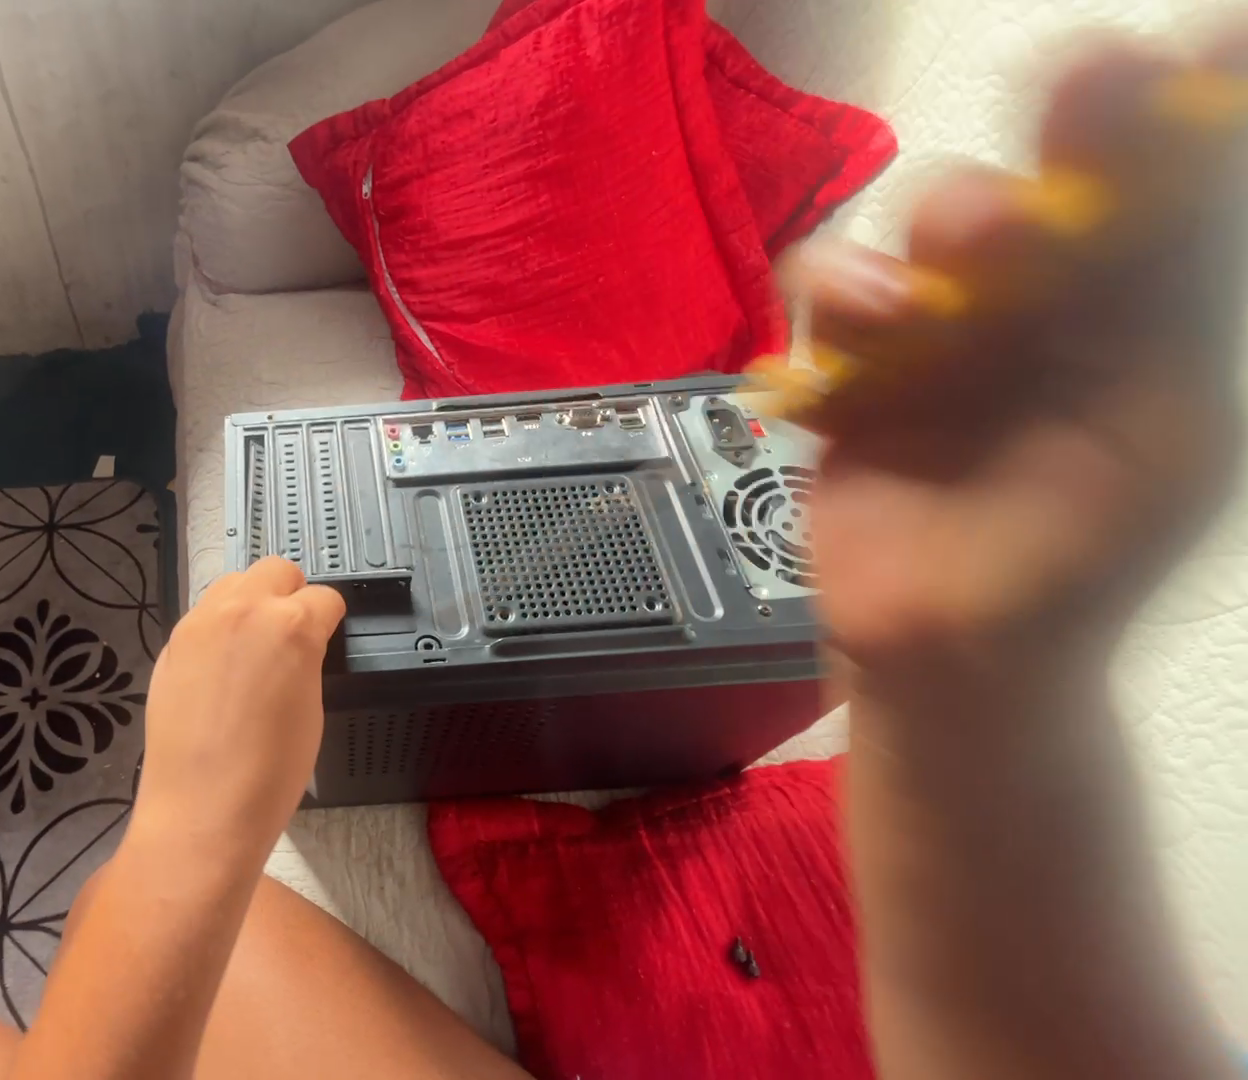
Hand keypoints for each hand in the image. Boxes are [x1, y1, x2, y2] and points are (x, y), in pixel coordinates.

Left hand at [131, 557, 344, 858]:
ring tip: (254, 647)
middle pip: (275, 570)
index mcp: (291, 625)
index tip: (326, 638)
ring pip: (234, 582)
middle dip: (290, 595)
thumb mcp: (311, 707)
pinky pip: (205, 613)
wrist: (202, 809)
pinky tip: (222, 667)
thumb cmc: (271, 772)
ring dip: (252, 602)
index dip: (330, 619)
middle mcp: (244, 609)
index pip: (324, 597)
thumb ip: (306, 658)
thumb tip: (298, 645)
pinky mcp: (173, 641)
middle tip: (291, 635)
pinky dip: (220, 625)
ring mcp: (201, 622)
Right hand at [800, 27, 1247, 680]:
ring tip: (929, 286)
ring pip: (903, 240)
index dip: (1171, 107)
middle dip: (1050, 148)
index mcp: (1137, 313)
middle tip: (1081, 92)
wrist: (946, 647)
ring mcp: (925, 343)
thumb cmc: (1075, 557)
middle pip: (1024, 190)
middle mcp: (1031, 309)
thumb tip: (1183, 164)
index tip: (1189, 48)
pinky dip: (833, 309)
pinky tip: (854, 338)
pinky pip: (821, 314)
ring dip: (921, 238)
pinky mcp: (842, 379)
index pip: (1160, 184)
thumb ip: (1168, 306)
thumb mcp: (1163, 433)